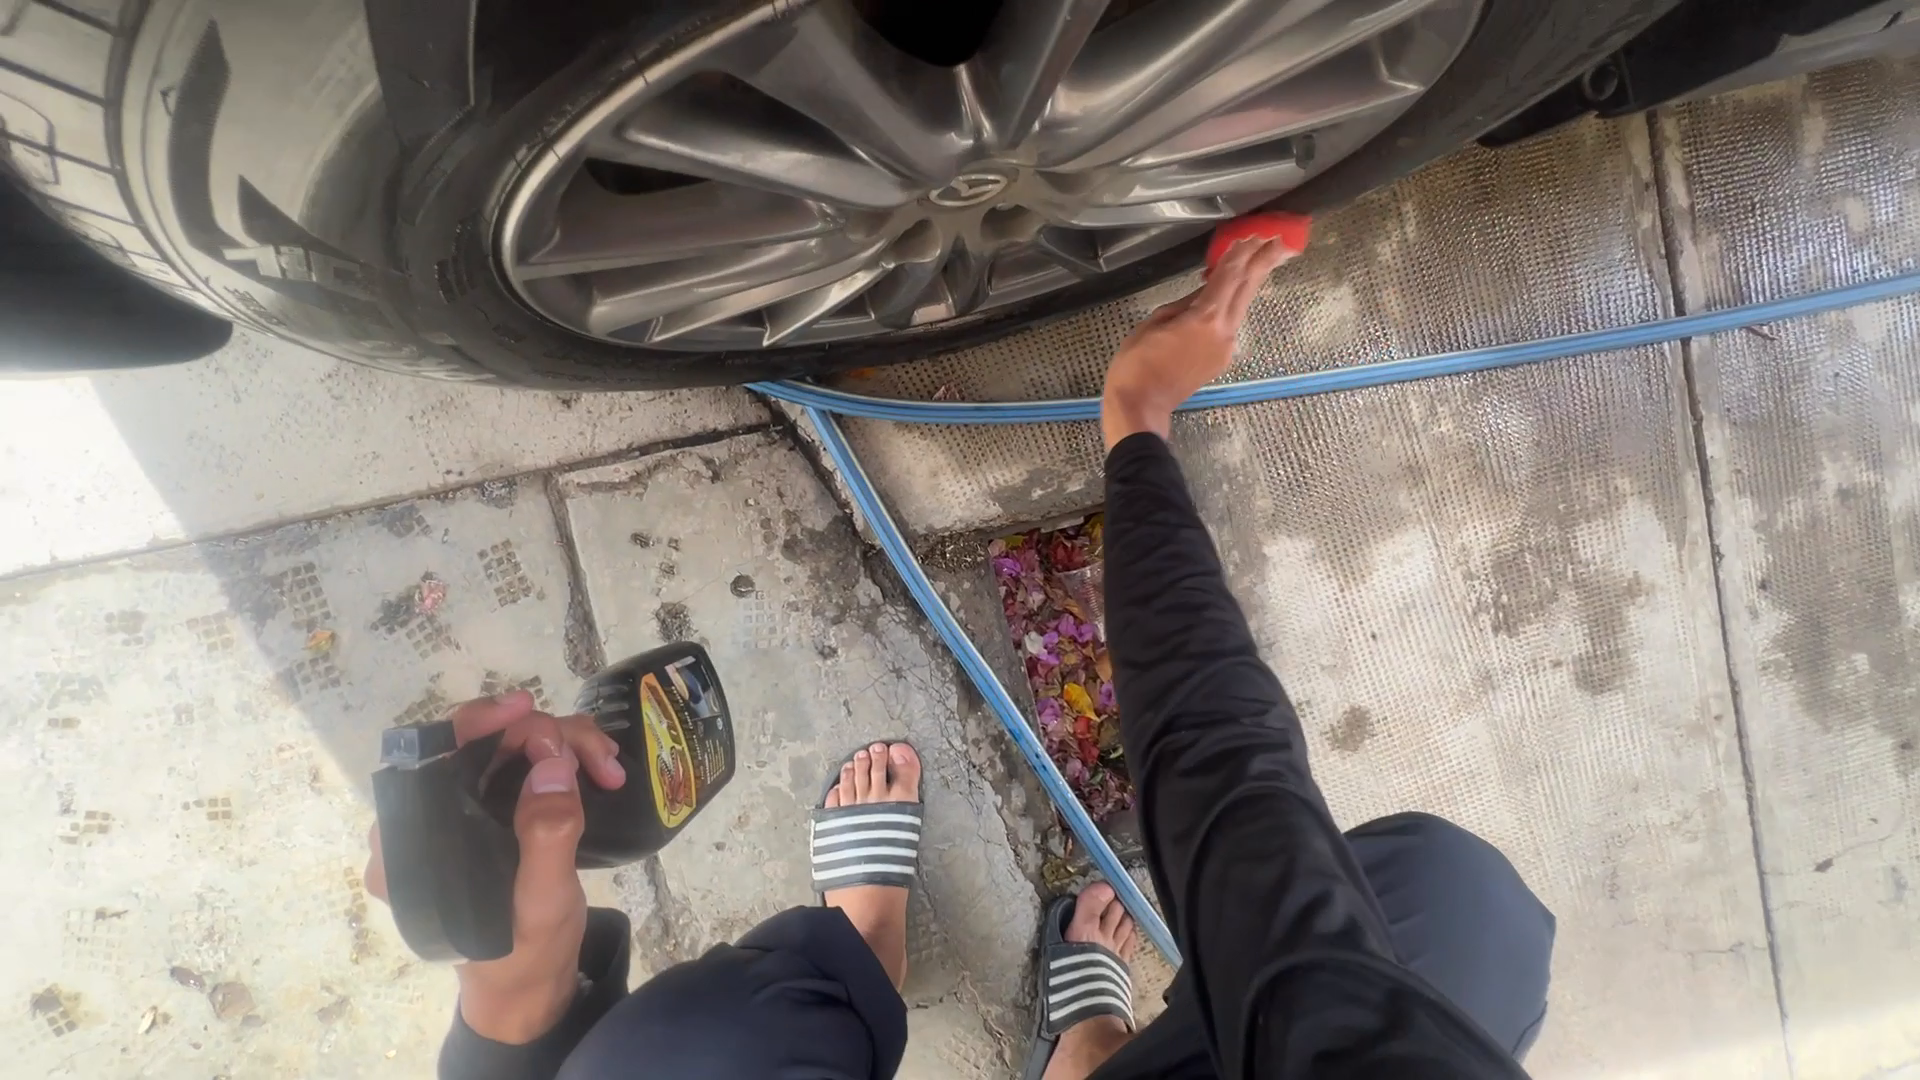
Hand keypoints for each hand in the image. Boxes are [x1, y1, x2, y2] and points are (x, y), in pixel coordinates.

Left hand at [363, 690, 625, 1042]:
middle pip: (483, 742)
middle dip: (547, 736)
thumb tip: (552, 764)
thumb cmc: (525, 949)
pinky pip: (532, 758)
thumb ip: (546, 836)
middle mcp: (432, 817)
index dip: (475, 722)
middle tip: (600, 758)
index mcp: (416, 843)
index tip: (526, 709)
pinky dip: (570, 754)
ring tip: (611, 769)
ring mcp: (467, 807)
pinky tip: (601, 771)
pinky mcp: (498, 805)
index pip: (429, 759)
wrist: (532, 976)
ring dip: (569, 744)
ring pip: (513, 743)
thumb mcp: (541, 902)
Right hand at [1101, 236, 1292, 448]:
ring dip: (1252, 281)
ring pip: (1242, 305)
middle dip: (1263, 261)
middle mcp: (1224, 330)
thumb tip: (1202, 292)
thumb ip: (1183, 304)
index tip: (1254, 231)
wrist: (1140, 406)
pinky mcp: (1221, 359)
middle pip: (1247, 288)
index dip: (1242, 252)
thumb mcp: (1153, 323)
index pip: (1229, 275)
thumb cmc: (1136, 364)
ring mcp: (1226, 347)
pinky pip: (1230, 324)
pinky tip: (1230, 295)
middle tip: (1281, 239)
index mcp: (1205, 317)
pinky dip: (1234, 304)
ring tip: (1264, 258)